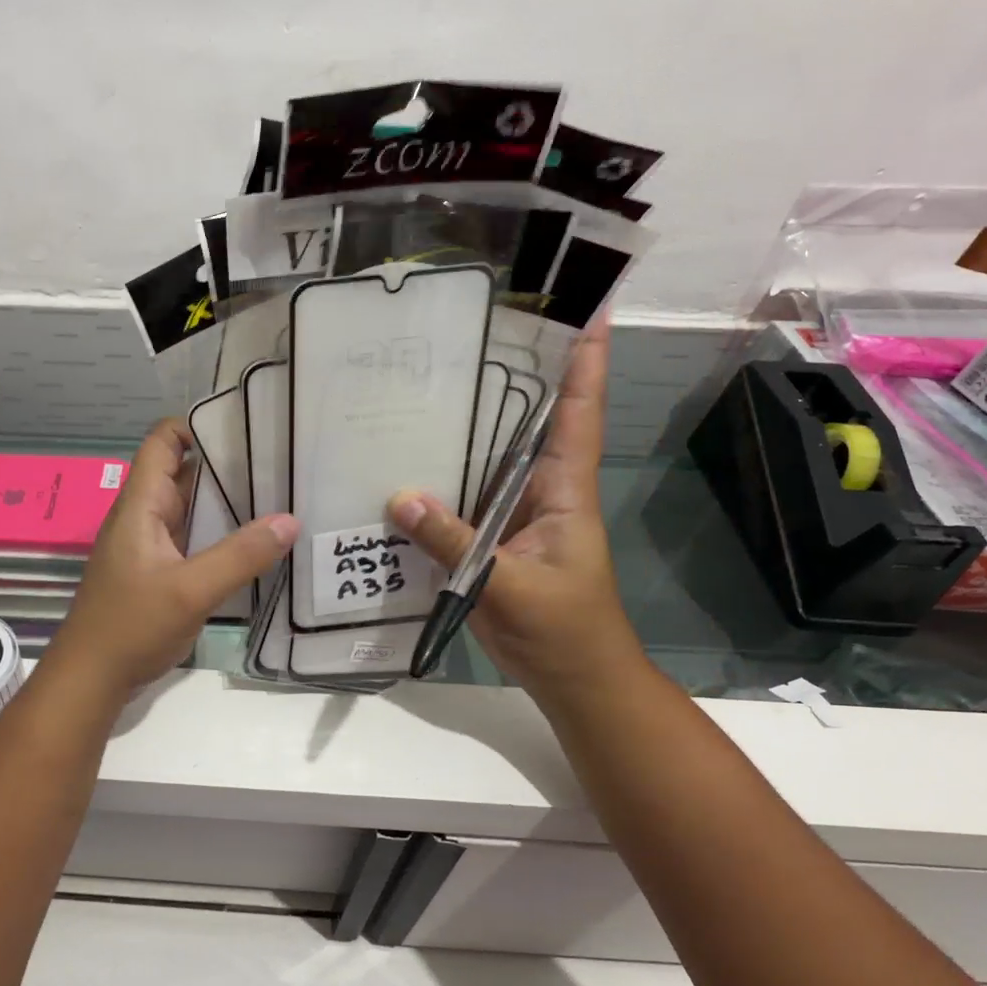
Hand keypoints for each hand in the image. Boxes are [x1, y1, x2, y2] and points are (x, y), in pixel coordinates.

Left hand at [50, 419, 299, 692]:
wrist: (90, 677)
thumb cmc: (131, 626)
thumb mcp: (190, 591)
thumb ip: (240, 556)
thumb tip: (290, 520)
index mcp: (141, 506)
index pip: (162, 442)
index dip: (196, 426)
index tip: (246, 426)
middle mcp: (143, 517)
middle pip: (183, 472)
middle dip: (226, 463)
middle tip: (281, 462)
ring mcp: (149, 545)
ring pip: (190, 508)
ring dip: (226, 502)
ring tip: (279, 497)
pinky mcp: (157, 571)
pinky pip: (191, 539)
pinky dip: (220, 535)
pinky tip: (255, 544)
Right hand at [385, 321, 643, 695]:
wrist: (570, 678)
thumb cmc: (564, 629)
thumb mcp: (511, 586)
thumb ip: (456, 543)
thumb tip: (399, 497)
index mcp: (564, 490)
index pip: (578, 414)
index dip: (586, 362)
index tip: (590, 307)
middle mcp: (537, 490)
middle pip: (526, 421)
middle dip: (511, 373)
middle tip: (476, 324)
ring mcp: (510, 514)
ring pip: (486, 458)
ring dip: (462, 424)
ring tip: (422, 381)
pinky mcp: (486, 540)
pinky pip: (457, 499)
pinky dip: (432, 479)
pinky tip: (396, 461)